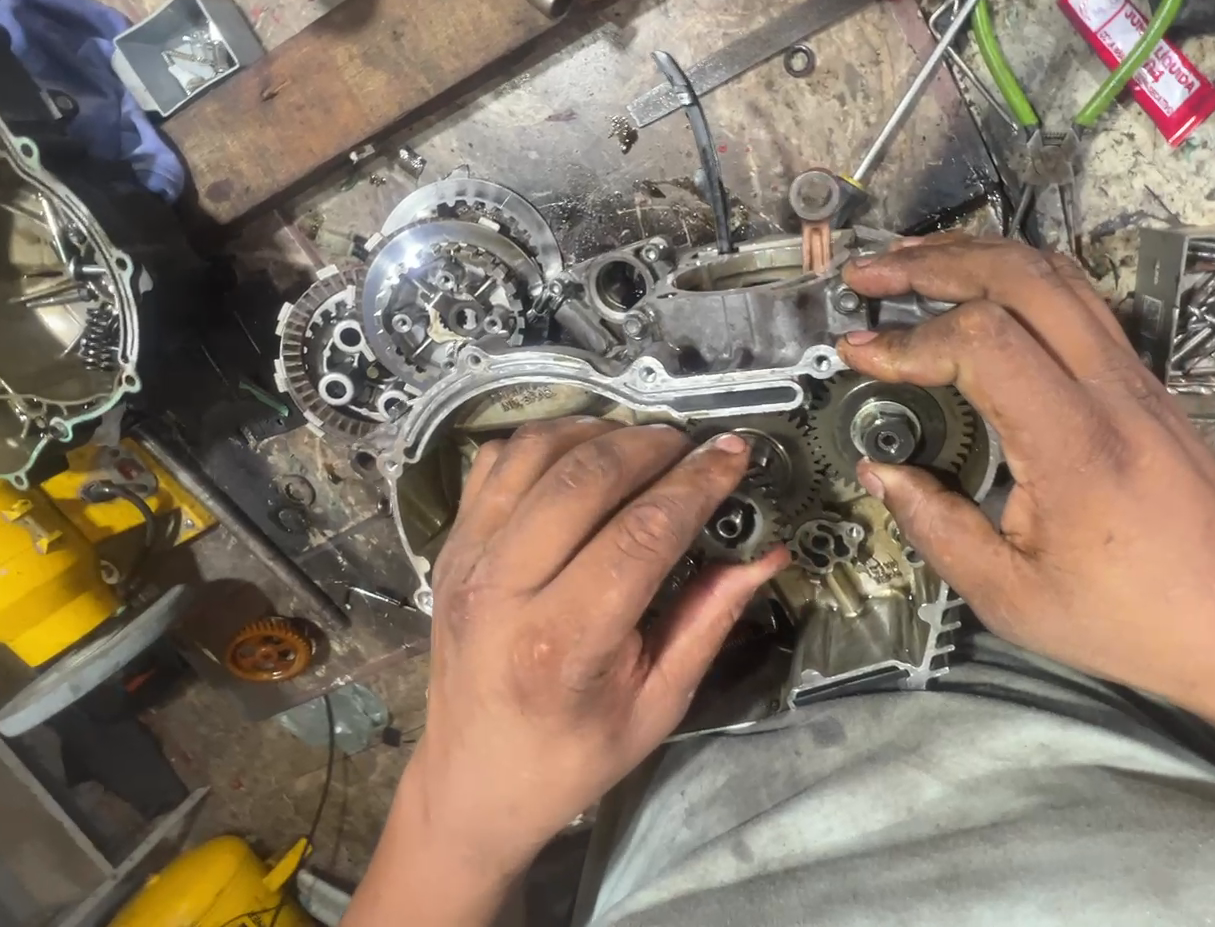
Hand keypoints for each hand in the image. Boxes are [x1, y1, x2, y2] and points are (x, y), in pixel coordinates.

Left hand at [355, 418, 785, 921]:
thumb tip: (765, 556)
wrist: (469, 782)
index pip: (642, 534)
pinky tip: (581, 455)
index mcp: (562, 644)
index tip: (733, 453)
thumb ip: (708, 621)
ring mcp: (466, 560)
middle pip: (585, 478)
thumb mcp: (656, 706)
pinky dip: (545, 441)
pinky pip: (496, 462)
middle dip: (651, 447)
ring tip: (642, 444)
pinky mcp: (449, 546)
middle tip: (691, 446)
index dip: (696, 484)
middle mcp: (503, 589)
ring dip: (598, 432)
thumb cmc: (569, 756)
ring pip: (534, 453)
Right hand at [837, 235, 1214, 728]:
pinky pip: (1079, 299)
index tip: (857, 356)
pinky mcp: (1145, 383)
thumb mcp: (1009, 596)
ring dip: (976, 256)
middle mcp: (1111, 389)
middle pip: (1021, 278)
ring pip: (1055, 276)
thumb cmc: (1128, 622)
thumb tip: (878, 471)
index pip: (983, 343)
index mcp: (1076, 444)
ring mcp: (1136, 377)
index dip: (909, 342)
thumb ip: (934, 525)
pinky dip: (1017, 275)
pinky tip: (981, 287)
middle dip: (933, 265)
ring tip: (911, 263)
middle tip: (868, 276)